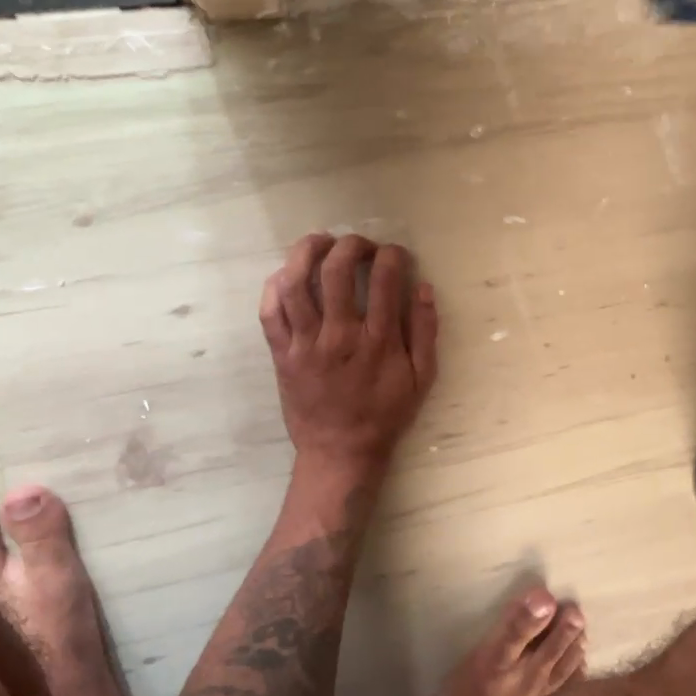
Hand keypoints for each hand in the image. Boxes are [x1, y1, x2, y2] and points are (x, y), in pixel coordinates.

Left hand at [259, 233, 438, 487]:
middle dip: (350, 245)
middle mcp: (339, 336)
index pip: (385, 279)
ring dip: (306, 253)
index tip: (395, 254)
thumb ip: (425, 331)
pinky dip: (276, 285)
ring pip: (296, 284)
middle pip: (336, 272)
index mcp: (378, 341)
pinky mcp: (282, 354)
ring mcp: (306, 344)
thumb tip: (424, 287)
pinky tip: (289, 274)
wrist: (340, 452)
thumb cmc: (385, 415)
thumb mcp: (422, 378)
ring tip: (320, 242)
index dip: (392, 255)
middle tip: (360, 245)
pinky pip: (270, 312)